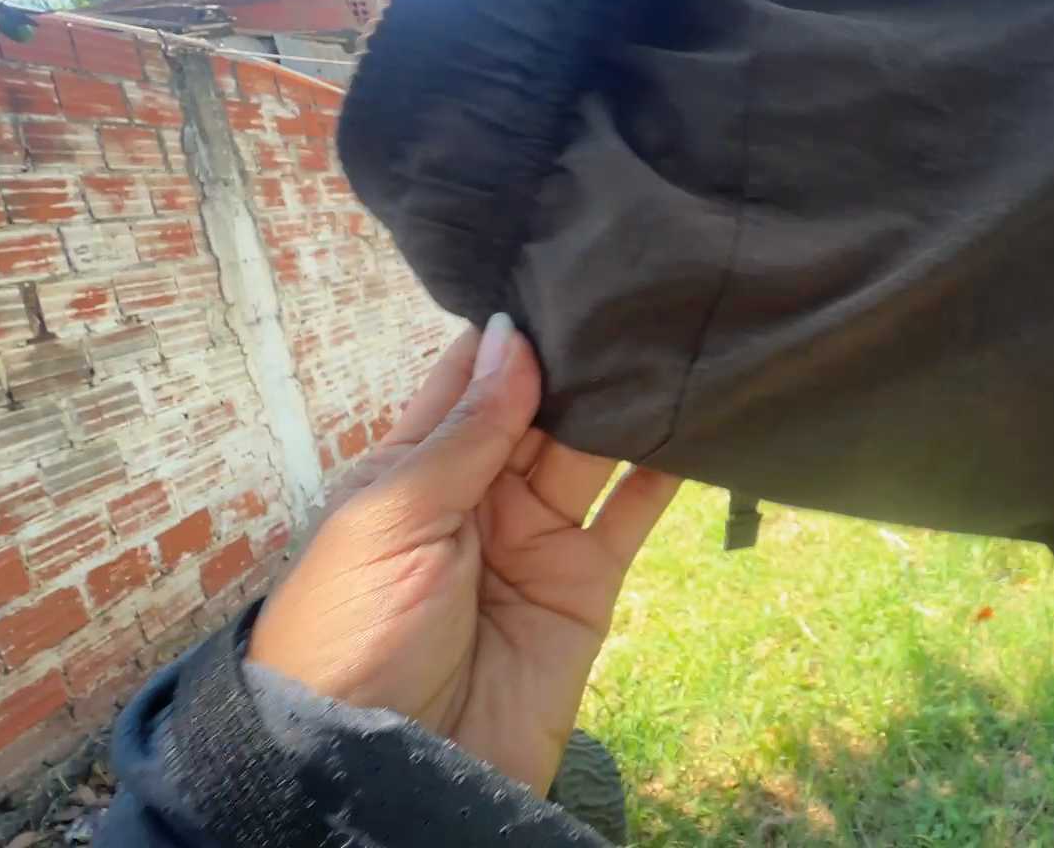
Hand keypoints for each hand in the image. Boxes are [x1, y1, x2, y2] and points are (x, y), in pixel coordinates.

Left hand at [248, 314, 680, 793]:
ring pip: (593, 450)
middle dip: (579, 363)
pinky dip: (665, 470)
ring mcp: (542, 531)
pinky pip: (633, 510)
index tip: (562, 276)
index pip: (469, 382)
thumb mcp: (390, 522)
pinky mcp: (590, 574)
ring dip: (626, 407)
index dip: (510, 335)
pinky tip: (695, 423)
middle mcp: (484, 490)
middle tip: (635, 301)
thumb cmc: (358, 636)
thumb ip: (464, 433)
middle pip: (541, 409)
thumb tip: (513, 337)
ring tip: (671, 347)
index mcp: (418, 470)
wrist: (395, 776)